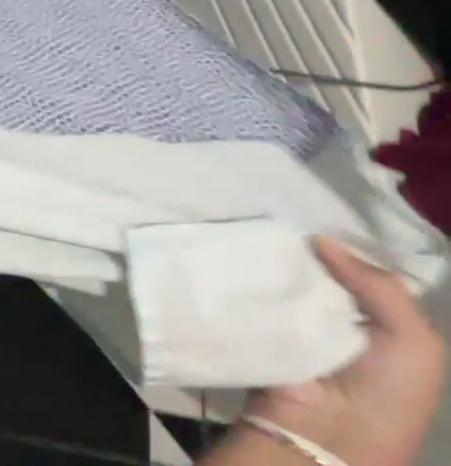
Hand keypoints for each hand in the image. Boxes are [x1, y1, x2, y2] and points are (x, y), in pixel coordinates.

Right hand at [244, 237, 444, 465]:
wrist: (331, 429)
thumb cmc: (388, 389)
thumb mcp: (416, 342)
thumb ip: (382, 288)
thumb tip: (320, 239)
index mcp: (376, 319)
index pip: (356, 273)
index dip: (341, 248)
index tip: (315, 219)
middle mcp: (333, 316)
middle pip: (314, 271)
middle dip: (299, 250)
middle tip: (275, 219)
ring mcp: (289, 319)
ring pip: (279, 279)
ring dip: (266, 262)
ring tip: (247, 232)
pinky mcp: (253, 323)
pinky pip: (248, 293)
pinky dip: (241, 278)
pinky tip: (231, 257)